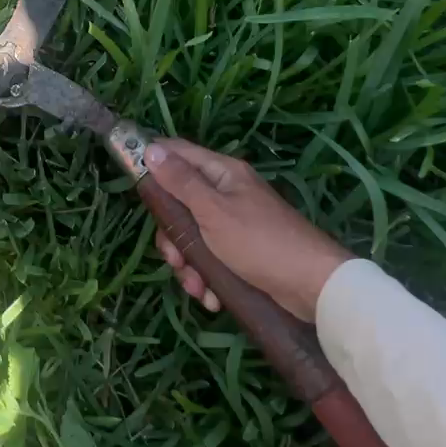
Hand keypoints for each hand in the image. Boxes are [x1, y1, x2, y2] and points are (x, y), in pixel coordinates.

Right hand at [145, 138, 352, 320]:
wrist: (313, 287)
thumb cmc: (260, 242)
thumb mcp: (213, 212)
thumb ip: (181, 182)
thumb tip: (150, 149)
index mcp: (221, 173)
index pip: (177, 153)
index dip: (152, 163)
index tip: (132, 183)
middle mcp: (226, 192)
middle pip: (180, 202)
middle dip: (172, 236)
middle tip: (174, 259)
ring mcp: (234, 222)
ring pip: (193, 235)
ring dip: (189, 264)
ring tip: (197, 288)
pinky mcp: (242, 251)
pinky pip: (211, 257)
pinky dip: (207, 277)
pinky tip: (212, 297)